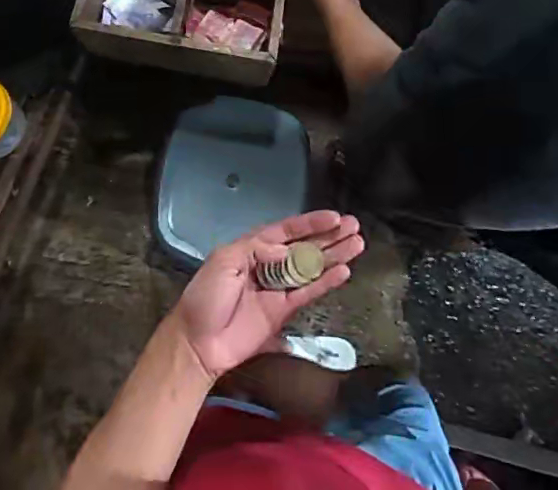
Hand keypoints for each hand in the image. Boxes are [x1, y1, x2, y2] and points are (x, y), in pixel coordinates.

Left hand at [172, 211, 364, 378]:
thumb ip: (256, 249)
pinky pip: (308, 292)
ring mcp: (278, 287)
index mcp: (251, 247)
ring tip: (358, 244)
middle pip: (303, 246)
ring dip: (333, 255)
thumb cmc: (206, 294)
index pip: (285, 230)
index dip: (309, 223)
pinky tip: (344, 271)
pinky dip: (325, 282)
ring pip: (311, 267)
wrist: (199, 340)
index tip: (333, 216)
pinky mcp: (284, 311)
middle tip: (354, 225)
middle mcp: (268, 263)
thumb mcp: (224, 260)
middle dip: (328, 236)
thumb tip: (287, 249)